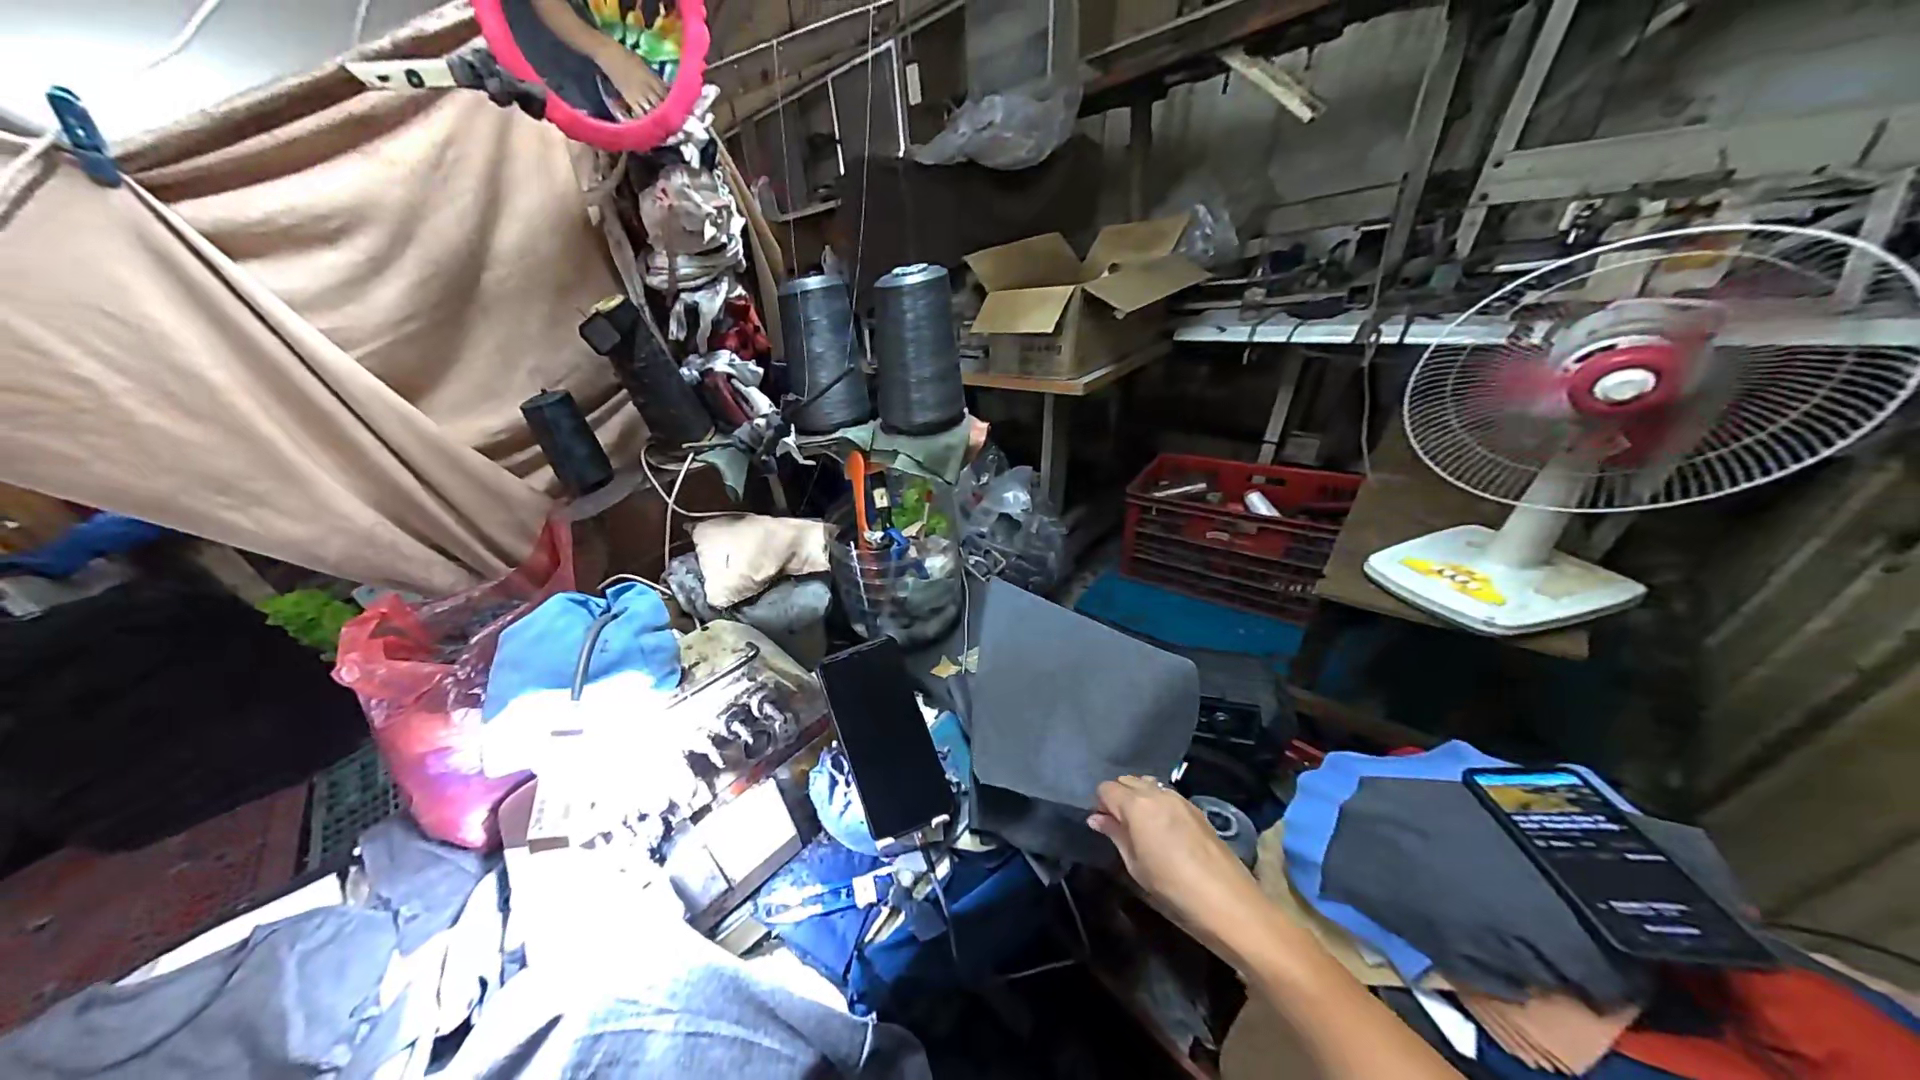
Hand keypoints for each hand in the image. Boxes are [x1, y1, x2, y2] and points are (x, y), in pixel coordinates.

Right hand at [1087, 776, 1271, 953]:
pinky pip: (1167, 794)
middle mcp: (1157, 793)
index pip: (1106, 788)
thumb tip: (1097, 818)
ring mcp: (1180, 798)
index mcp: (1137, 804)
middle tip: (1119, 826)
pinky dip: (1157, 803)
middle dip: (1118, 797)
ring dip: (1138, 797)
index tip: (1103, 825)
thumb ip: (1115, 835)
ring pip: (1148, 784)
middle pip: (1127, 780)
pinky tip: (1163, 830)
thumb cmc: (1172, 887)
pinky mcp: (1196, 809)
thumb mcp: (1135, 866)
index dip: (1100, 804)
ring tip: (1141, 827)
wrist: (1227, 901)